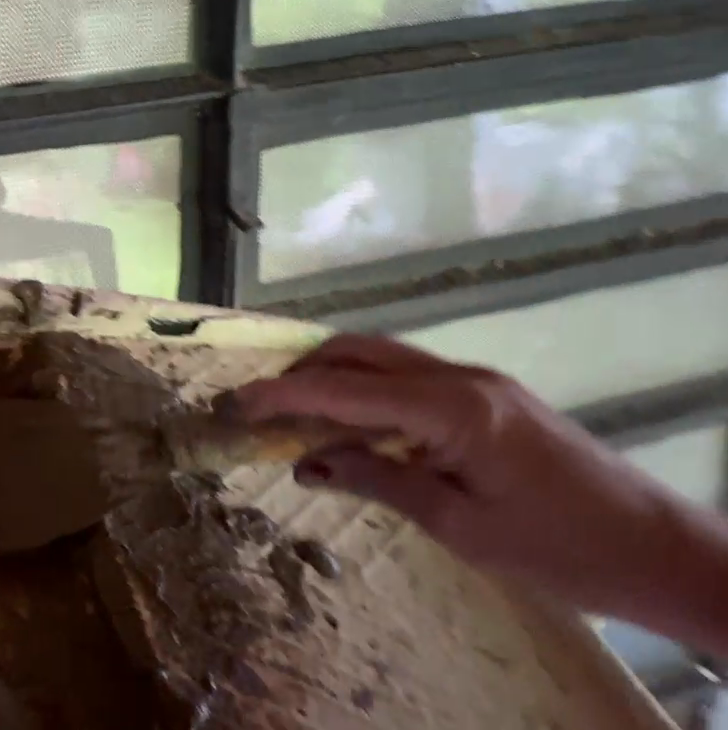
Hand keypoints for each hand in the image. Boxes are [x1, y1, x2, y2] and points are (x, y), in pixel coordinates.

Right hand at [226, 334, 727, 656]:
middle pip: (355, 351)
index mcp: (453, 409)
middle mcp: (460, 378)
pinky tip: (351, 420)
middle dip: (299, 374)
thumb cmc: (567, 552)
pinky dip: (363, 386)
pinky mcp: (489, 394)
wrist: (675, 557)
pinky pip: (405, 374)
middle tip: (261, 408)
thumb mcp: (460, 527)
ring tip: (296, 413)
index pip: (342, 389)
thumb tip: (306, 463)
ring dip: (329, 376)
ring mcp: (478, 381)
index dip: (281, 395)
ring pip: (378, 355)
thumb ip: (377, 481)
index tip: (233, 403)